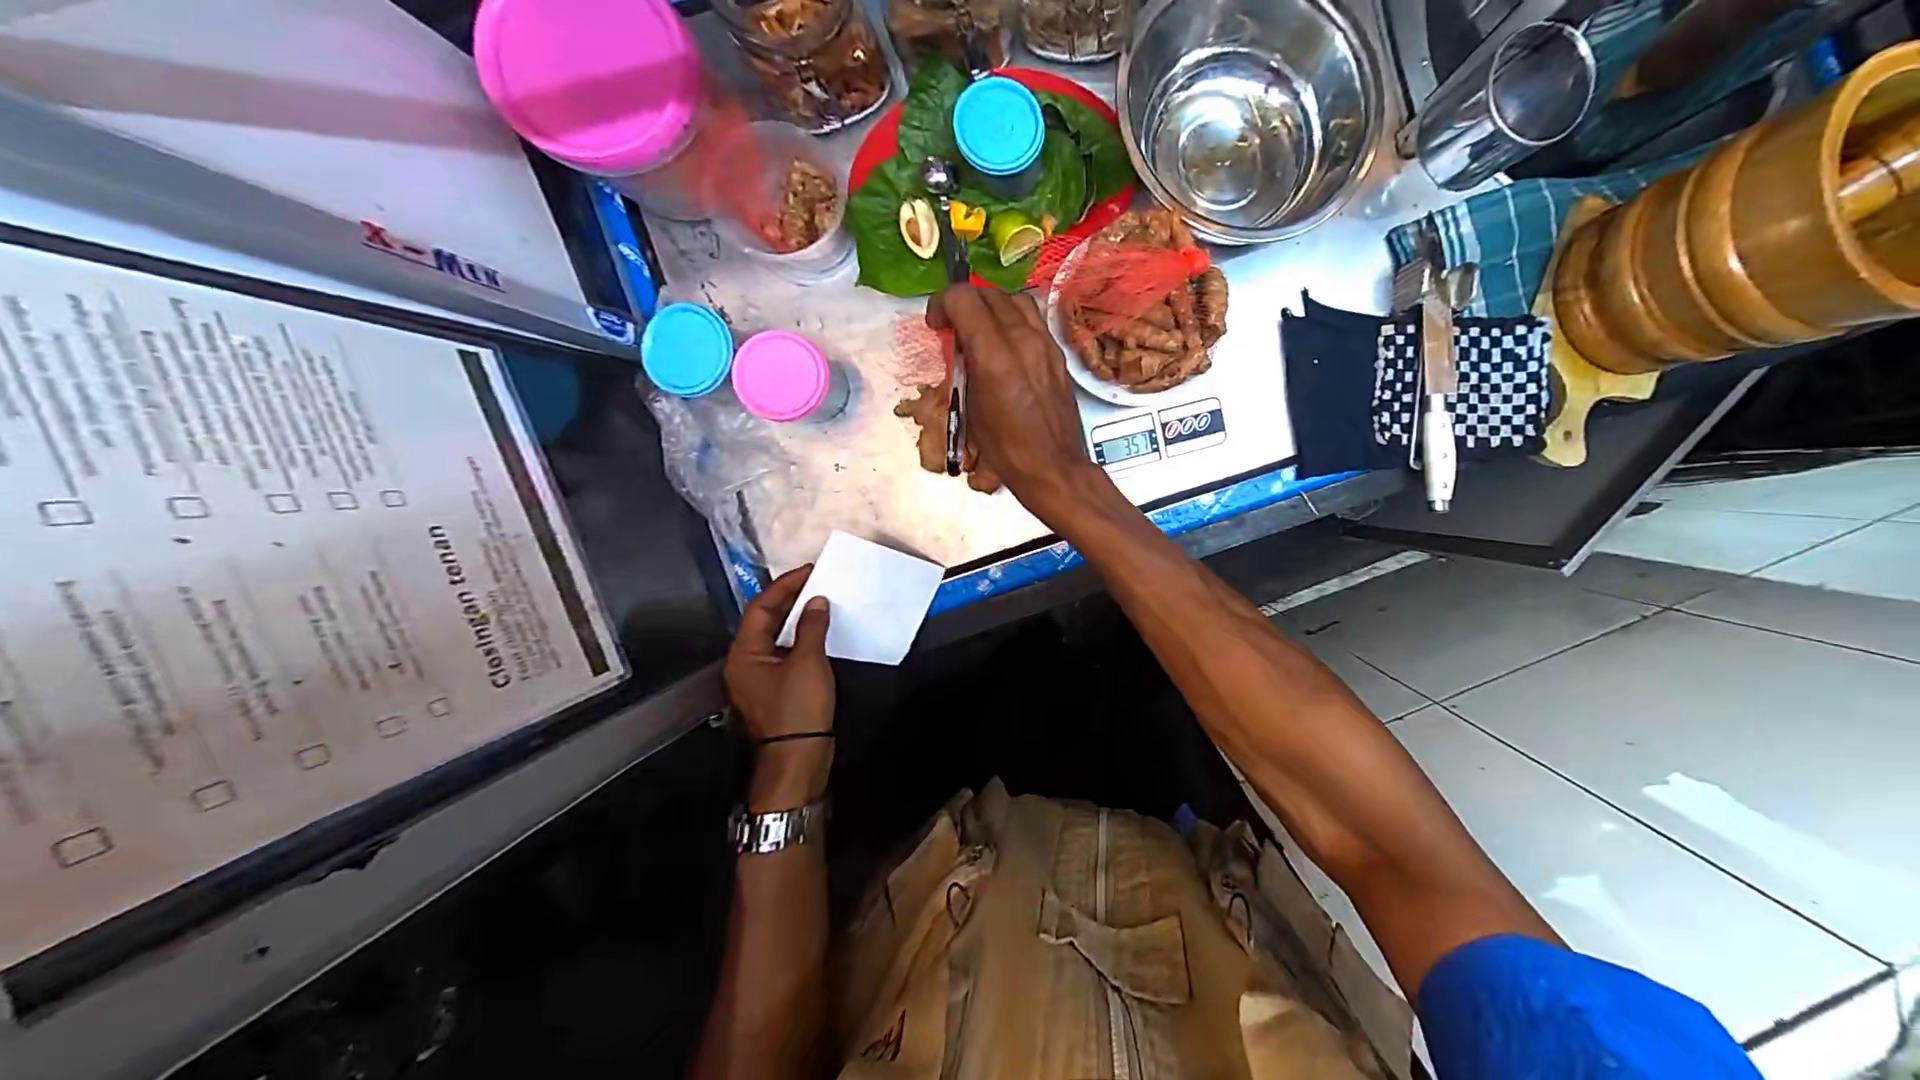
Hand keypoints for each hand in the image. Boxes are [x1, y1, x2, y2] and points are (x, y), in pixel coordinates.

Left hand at [724, 566, 834, 808]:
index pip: (760, 607)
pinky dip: (800, 639)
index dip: (784, 586)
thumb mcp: (808, 662)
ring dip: (796, 620)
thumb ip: (812, 627)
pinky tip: (819, 633)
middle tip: (816, 583)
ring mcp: (758, 679)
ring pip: (775, 638)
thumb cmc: (798, 708)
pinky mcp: (774, 691)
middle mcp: (744, 663)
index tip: (809, 572)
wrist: (799, 758)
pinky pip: (784, 654)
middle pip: (764, 621)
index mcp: (744, 653)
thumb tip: (817, 602)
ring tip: (820, 602)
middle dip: (789, 601)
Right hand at [927, 285, 1107, 521]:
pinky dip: (1014, 320)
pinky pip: (1034, 319)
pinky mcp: (1057, 354)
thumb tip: (961, 350)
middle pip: (989, 294)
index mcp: (994, 355)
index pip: (963, 299)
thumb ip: (964, 369)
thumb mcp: (970, 409)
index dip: (942, 304)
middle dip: (964, 304)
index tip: (936, 324)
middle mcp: (1022, 339)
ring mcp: (1044, 344)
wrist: (1052, 466)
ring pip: (1015, 299)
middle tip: (953, 328)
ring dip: (992, 307)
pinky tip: (1007, 344)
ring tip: (982, 330)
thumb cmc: (1006, 449)